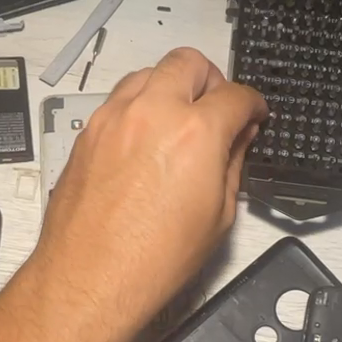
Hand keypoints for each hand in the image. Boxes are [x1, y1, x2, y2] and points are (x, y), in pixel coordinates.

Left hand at [31, 47, 265, 334]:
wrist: (90, 279)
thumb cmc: (151, 260)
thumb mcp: (217, 216)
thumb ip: (232, 163)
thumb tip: (238, 138)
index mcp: (194, 133)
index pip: (236, 95)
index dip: (253, 105)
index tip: (253, 115)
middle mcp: (151, 113)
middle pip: (189, 62)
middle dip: (211, 80)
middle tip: (218, 109)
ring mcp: (113, 118)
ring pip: (149, 72)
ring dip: (172, 87)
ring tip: (180, 123)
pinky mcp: (88, 133)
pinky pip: (119, 99)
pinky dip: (141, 107)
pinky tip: (147, 141)